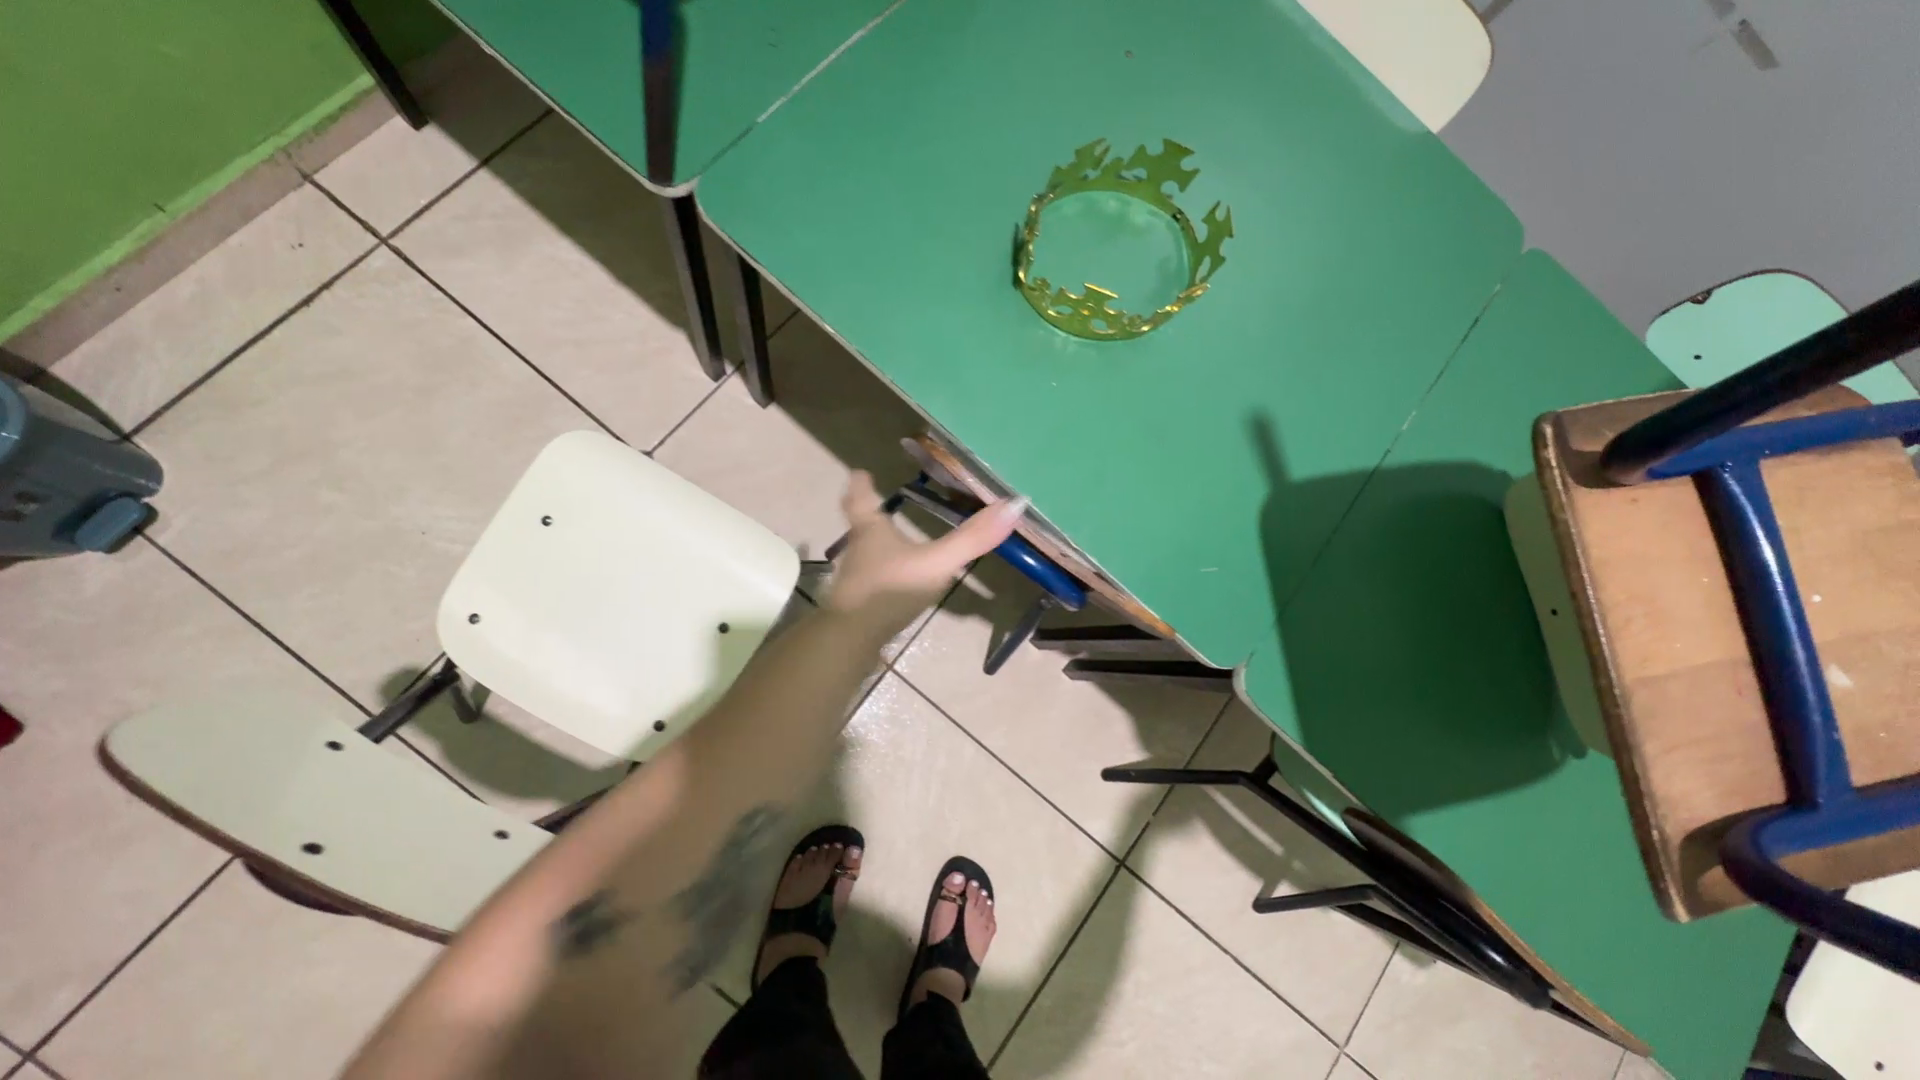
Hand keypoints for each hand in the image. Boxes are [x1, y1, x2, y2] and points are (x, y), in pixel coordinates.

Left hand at [822, 471, 1027, 634]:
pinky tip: (895, 586)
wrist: (852, 638)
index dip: (861, 485)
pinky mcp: (858, 606)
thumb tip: (1014, 504)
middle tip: (876, 504)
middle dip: (868, 514)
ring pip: (864, 555)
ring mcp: (855, 580)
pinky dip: (882, 578)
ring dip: (875, 547)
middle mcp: (858, 550)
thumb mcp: (936, 562)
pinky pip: (871, 583)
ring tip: (892, 543)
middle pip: (859, 525)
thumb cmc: (890, 589)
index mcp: (871, 531)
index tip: (860, 473)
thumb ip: (972, 539)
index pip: (861, 499)